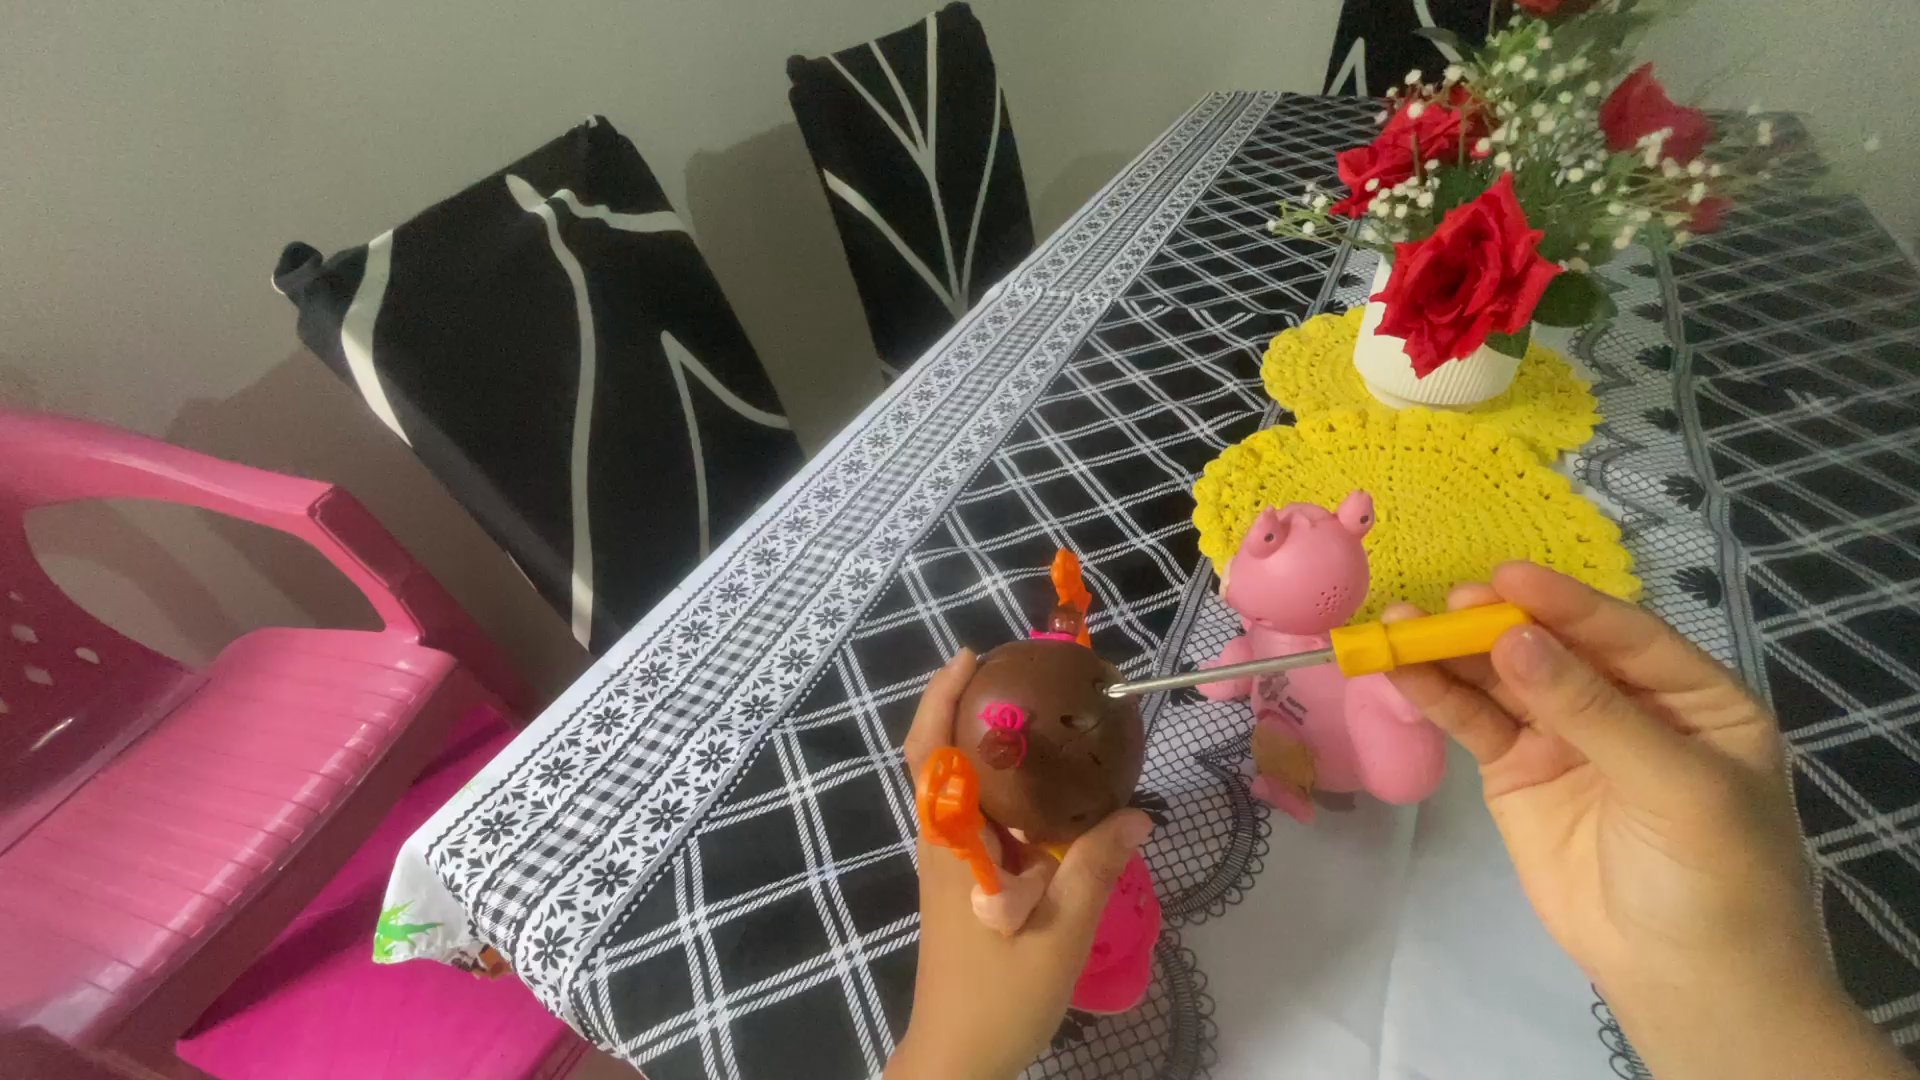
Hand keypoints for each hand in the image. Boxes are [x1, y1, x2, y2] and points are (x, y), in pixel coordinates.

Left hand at [887, 650, 1153, 1079]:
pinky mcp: (961, 876)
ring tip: (1026, 714)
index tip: (970, 660)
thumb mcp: (1061, 931)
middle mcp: (942, 837)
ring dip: (975, 739)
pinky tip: (1035, 785)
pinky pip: (971, 810)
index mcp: (952, 840)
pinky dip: (993, 780)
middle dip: (960, 706)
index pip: (929, 752)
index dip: (940, 699)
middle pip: (935, 755)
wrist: (957, 1057)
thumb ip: (1095, 867)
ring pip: (952, 781)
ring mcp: (948, 857)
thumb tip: (1138, 813)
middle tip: (1010, 676)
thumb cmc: (1000, 994)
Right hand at [1385, 562, 1913, 1079]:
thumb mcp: (1673, 786)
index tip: (1504, 577)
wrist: (1676, 975)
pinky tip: (1398, 669)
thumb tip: (1510, 637)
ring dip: (1447, 652)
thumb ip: (1589, 708)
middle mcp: (1617, 704)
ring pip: (1496, 679)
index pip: (1621, 635)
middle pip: (1546, 648)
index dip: (1564, 603)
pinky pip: (1469, 719)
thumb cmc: (1712, 877)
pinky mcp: (1510, 764)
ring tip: (1398, 626)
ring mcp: (1557, 734)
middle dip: (1494, 623)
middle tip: (1445, 604)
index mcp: (1689, 699)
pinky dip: (1433, 693)